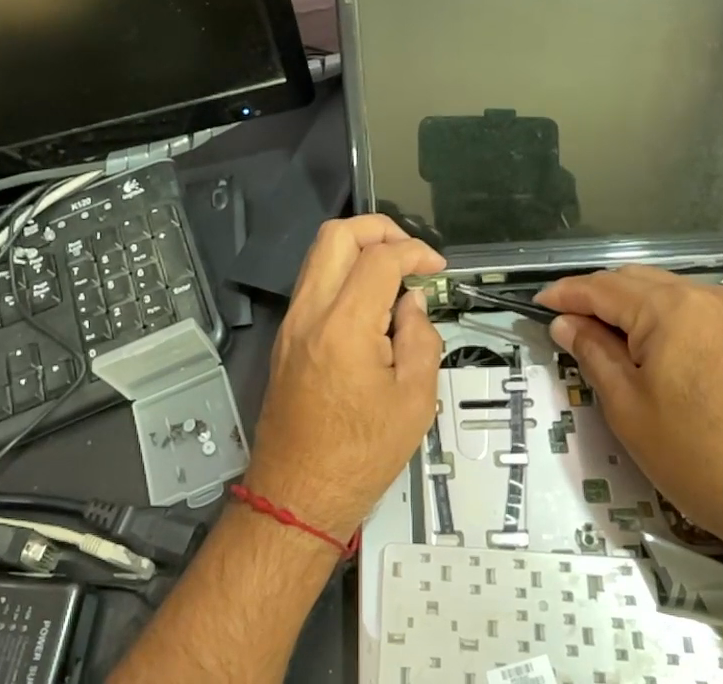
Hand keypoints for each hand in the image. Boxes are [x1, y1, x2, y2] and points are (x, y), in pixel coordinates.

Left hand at [243, 216, 445, 539]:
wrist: (298, 493)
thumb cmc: (362, 454)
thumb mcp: (415, 400)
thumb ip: (420, 339)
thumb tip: (411, 304)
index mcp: (344, 326)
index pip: (380, 258)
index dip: (416, 252)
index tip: (437, 269)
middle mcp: (310, 313)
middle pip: (336, 235)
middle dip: (379, 230)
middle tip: (411, 254)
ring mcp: (291, 323)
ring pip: (318, 255)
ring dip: (358, 250)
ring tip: (394, 276)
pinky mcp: (285, 337)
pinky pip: (313, 284)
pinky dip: (342, 275)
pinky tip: (370, 303)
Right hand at [535, 266, 722, 557]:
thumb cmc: (704, 460)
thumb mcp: (630, 410)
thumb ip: (594, 355)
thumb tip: (568, 324)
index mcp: (672, 308)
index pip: (603, 288)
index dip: (565, 295)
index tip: (538, 305)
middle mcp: (711, 298)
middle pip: (639, 282)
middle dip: (599, 298)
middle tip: (568, 325)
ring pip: (673, 296)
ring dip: (635, 310)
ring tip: (609, 342)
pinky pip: (702, 315)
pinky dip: (670, 323)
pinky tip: (659, 354)